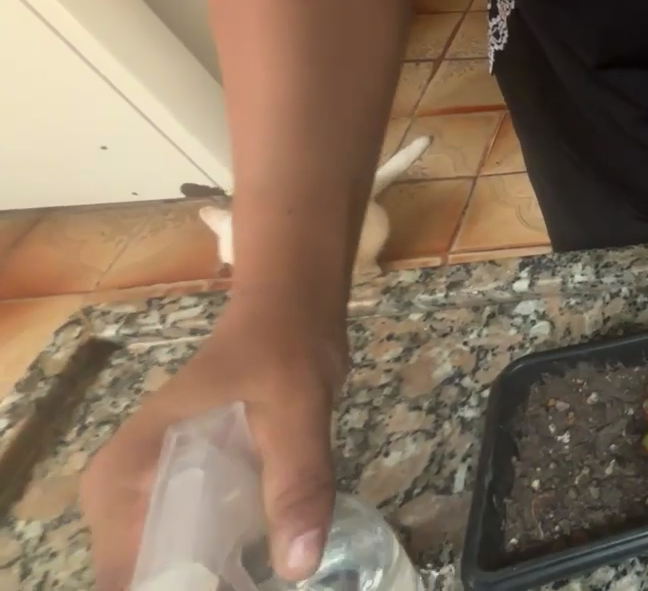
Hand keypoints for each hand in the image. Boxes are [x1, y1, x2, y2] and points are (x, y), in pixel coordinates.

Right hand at [80, 292, 346, 589]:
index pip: (129, 579)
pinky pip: (199, 529)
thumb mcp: (298, 413)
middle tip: (264, 582)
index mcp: (124, 483)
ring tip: (270, 572)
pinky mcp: (189, 477)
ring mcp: (154, 487)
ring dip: (218, 571)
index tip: (237, 589)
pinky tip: (272, 546)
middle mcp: (122, 494)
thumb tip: (298, 566)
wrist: (294, 310)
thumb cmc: (285, 351)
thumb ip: (297, 484)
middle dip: (202, 585)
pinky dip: (230, 545)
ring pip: (176, 555)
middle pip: (149, 574)